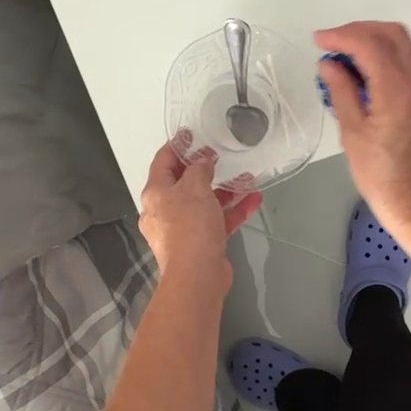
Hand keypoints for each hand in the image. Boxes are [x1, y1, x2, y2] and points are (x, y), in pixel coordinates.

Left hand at [138, 142, 261, 287]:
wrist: (197, 275)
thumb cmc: (190, 227)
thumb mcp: (194, 188)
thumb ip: (200, 169)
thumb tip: (203, 161)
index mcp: (156, 194)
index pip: (163, 162)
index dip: (177, 146)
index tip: (192, 135)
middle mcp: (165, 211)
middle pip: (185, 184)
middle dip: (206, 171)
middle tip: (223, 157)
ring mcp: (184, 229)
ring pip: (205, 203)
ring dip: (226, 191)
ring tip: (247, 179)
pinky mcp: (202, 243)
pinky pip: (218, 221)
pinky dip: (234, 211)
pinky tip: (253, 200)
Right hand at [315, 22, 410, 231]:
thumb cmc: (381, 177)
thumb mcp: (352, 133)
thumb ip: (341, 92)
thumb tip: (329, 65)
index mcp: (398, 93)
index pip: (371, 45)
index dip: (342, 36)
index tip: (319, 41)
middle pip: (393, 35)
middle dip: (360, 31)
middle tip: (332, 43)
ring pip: (403, 46)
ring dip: (373, 42)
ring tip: (344, 58)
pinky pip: (408, 65)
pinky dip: (385, 59)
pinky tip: (363, 74)